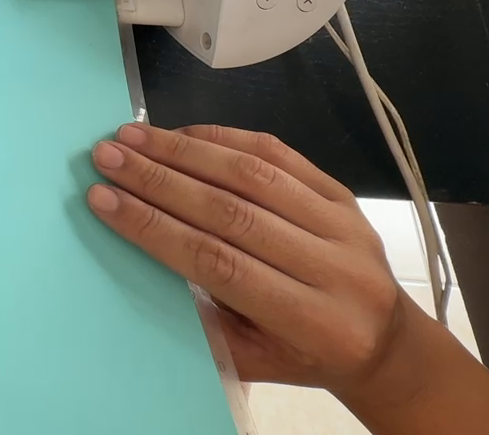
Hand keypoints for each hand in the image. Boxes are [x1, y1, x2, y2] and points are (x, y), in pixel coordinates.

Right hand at [85, 124, 488, 434]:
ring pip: (251, 173)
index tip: (102, 199)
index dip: (153, 227)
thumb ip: (199, 313)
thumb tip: (135, 248)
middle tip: (106, 155)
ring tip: (132, 135)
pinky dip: (220, 135)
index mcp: (314, 324)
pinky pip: (275, 152)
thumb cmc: (299, 355)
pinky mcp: (341, 192)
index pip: (217, 262)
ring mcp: (344, 225)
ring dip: (181, 149)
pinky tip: (177, 131)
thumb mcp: (249, 358)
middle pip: (231, 211)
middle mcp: (337, 270)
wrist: (386, 345)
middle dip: (157, 179)